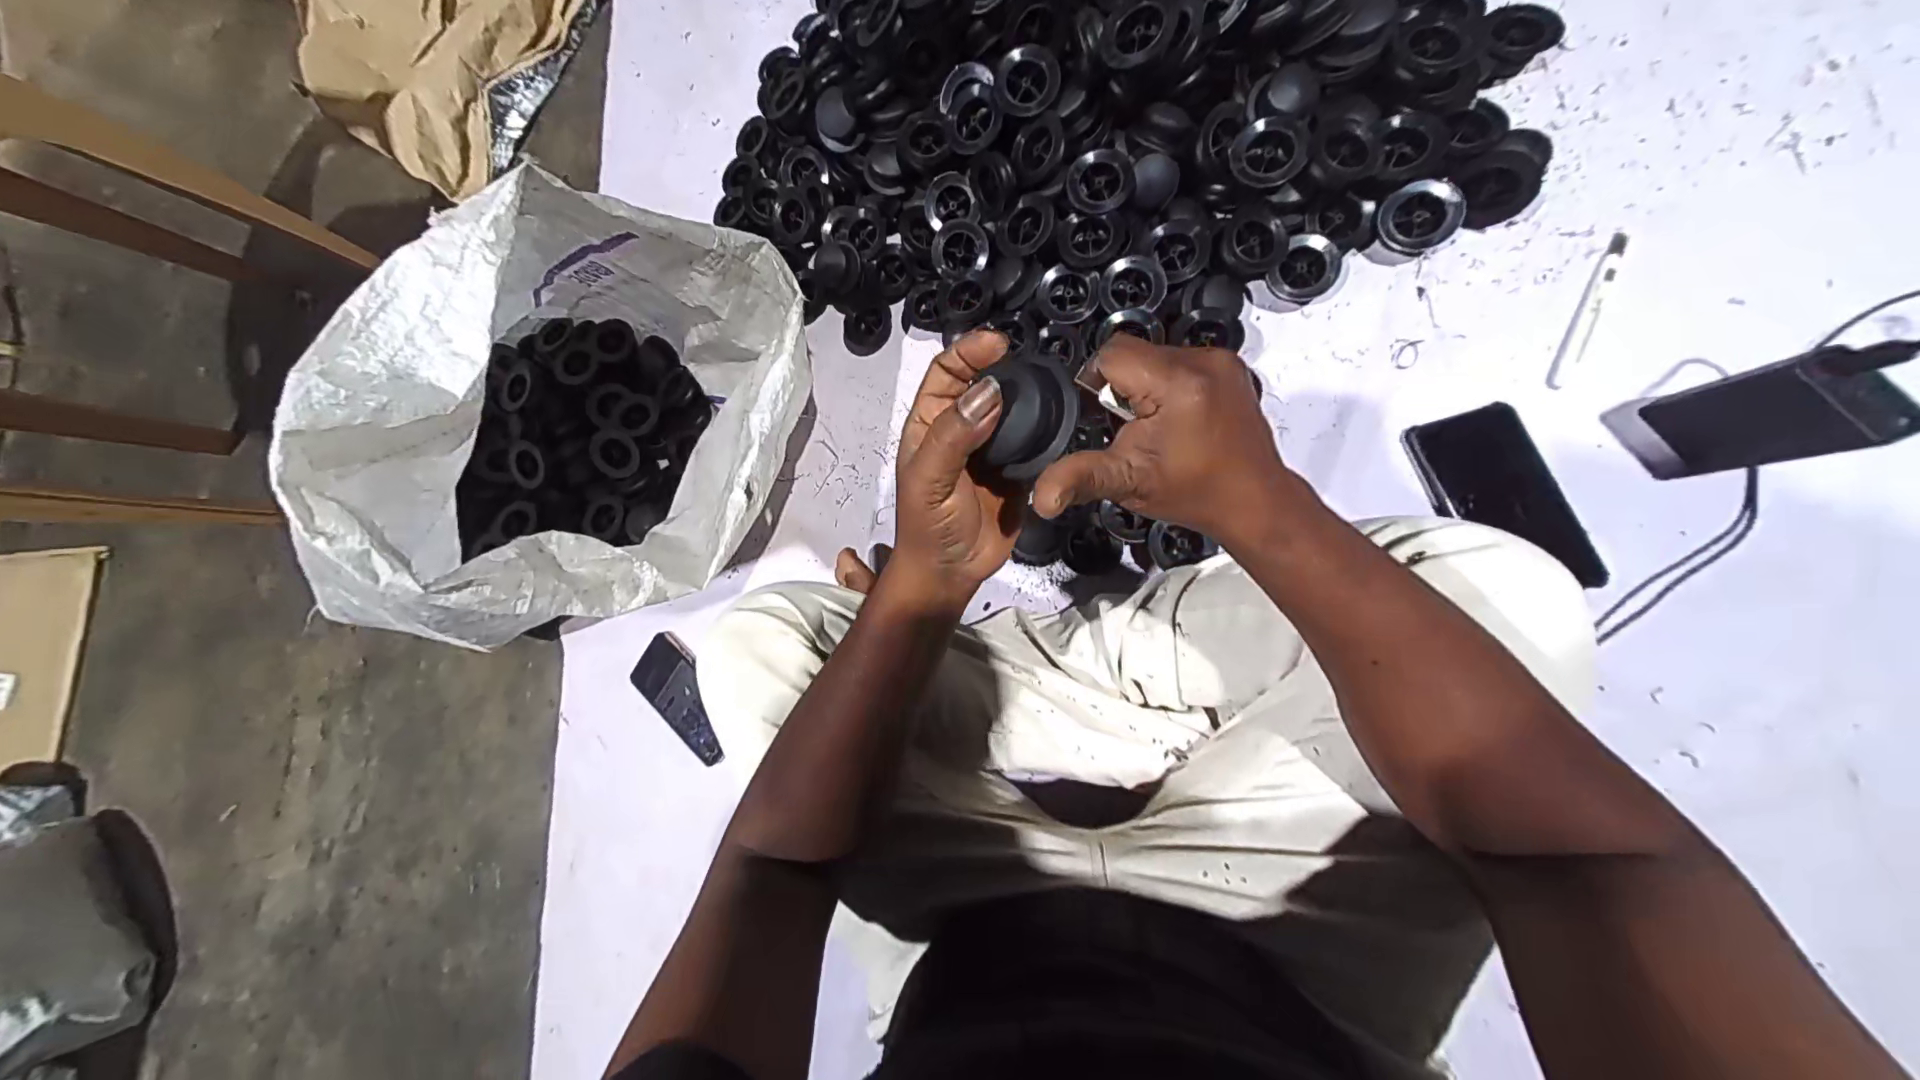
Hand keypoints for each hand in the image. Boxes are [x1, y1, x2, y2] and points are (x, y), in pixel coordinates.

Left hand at [848, 330, 1020, 611]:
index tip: (996, 345)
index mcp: (930, 424)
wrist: (952, 572)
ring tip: (1046, 386)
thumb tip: (987, 392)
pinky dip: (1043, 428)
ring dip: (1026, 396)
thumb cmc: (927, 528)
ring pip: (1011, 408)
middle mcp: (960, 429)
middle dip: (1002, 367)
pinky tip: (1055, 420)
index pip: (946, 373)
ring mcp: (990, 448)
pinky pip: (1032, 439)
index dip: (968, 353)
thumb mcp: (930, 479)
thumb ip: (954, 435)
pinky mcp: (1015, 468)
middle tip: (1028, 362)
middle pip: (982, 383)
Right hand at [1031, 335, 1306, 546]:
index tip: (1112, 419)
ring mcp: (1220, 362)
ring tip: (1159, 428)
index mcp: (1178, 383)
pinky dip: (1168, 386)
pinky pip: (1179, 362)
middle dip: (1122, 389)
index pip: (1111, 354)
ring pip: (1154, 356)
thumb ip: (1079, 479)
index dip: (1098, 386)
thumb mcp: (1128, 483)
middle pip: (1132, 352)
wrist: (1252, 501)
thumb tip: (1042, 495)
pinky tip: (1177, 421)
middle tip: (1137, 429)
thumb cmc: (1199, 492)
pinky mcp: (1228, 368)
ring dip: (1145, 387)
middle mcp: (1204, 361)